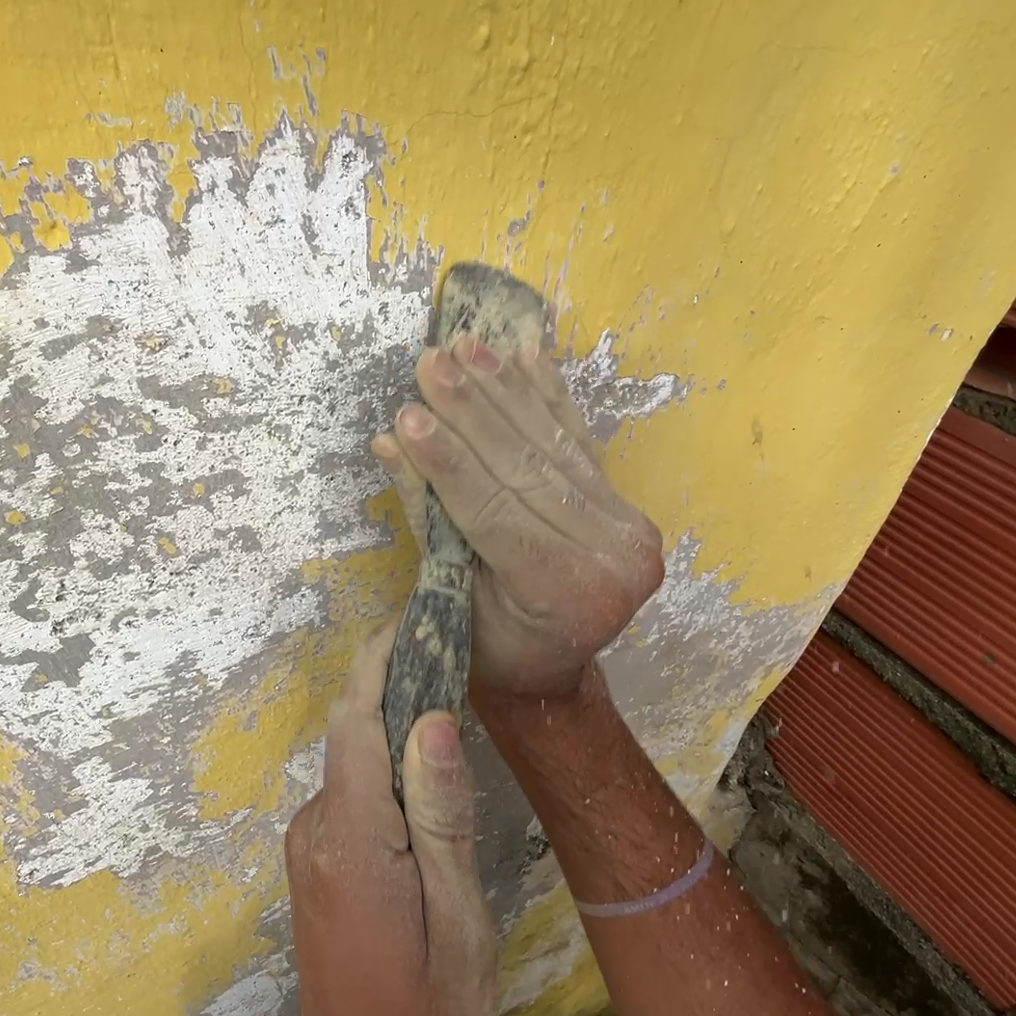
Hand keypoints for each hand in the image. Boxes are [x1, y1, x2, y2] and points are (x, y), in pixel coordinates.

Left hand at [285, 622, 496, 1015]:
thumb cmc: (430, 1005)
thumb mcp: (457, 917)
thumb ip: (440, 818)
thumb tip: (432, 719)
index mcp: (351, 836)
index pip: (355, 720)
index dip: (377, 661)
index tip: (406, 617)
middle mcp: (315, 828)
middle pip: (352, 737)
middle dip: (392, 692)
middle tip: (445, 658)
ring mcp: (309, 846)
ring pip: (354, 768)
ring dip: (392, 740)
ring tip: (447, 720)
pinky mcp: (315, 862)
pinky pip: (351, 799)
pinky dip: (384, 780)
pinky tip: (423, 792)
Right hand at [372, 337, 662, 700]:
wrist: (549, 670)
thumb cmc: (488, 649)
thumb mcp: (448, 595)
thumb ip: (425, 515)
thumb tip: (388, 444)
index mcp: (564, 592)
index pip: (493, 508)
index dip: (447, 460)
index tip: (407, 413)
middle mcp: (611, 556)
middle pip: (526, 467)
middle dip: (472, 410)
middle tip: (431, 361)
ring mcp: (627, 527)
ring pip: (553, 445)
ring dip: (505, 390)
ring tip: (466, 346)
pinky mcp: (625, 505)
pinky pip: (581, 441)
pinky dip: (550, 395)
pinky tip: (526, 354)